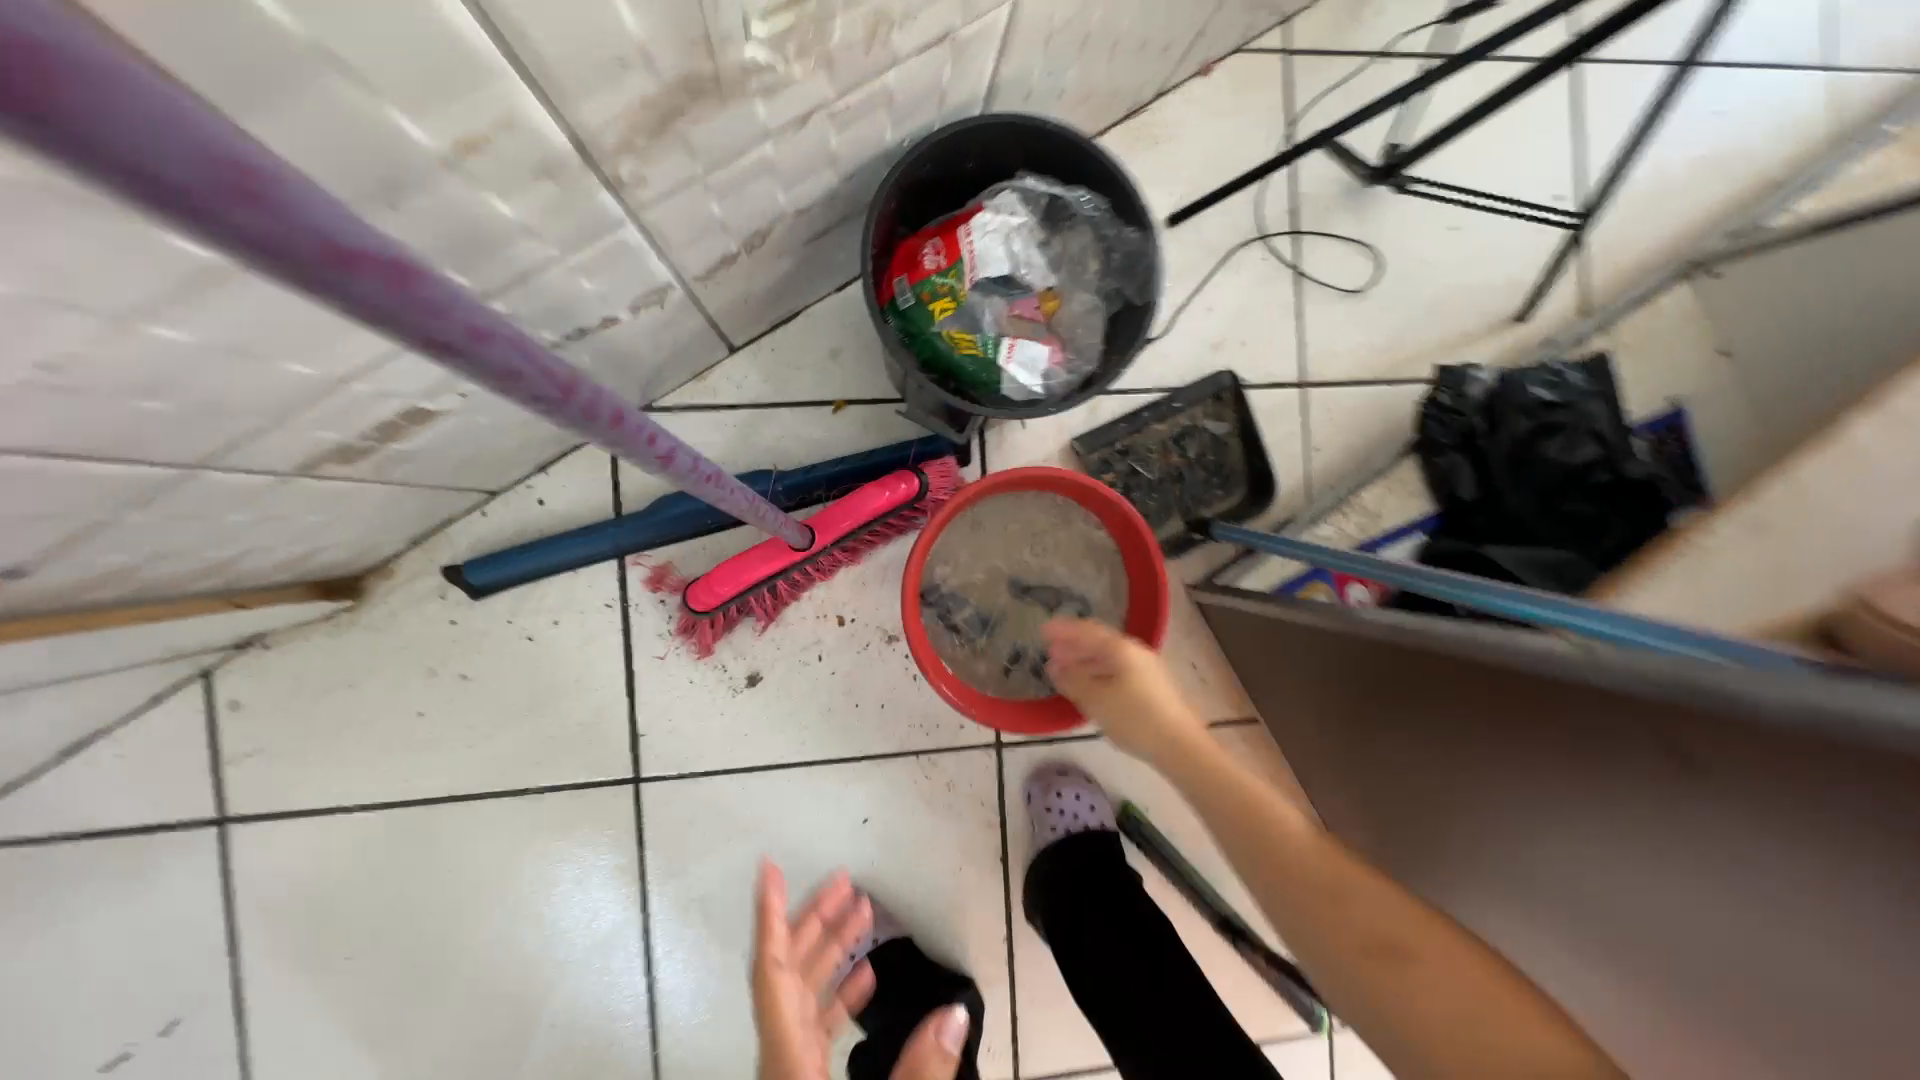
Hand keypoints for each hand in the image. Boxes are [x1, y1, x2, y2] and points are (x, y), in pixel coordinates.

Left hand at [751, 861, 969, 1079]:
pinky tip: (866, 972)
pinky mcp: (804, 1074)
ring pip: (804, 991)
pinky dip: (839, 989)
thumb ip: (919, 1066)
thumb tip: (955, 1014)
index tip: (769, 870)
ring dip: (831, 948)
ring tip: (863, 912)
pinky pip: (816, 1019)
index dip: (771, 915)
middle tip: (844, 881)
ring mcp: (791, 1062)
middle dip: (816, 918)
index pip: (773, 968)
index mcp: (786, 1053)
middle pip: (790, 969)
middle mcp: (781, 1050)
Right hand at [1043, 618, 1206, 766]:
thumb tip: (1054, 666)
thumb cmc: (1134, 718)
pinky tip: (1089, 687)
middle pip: (1099, 643)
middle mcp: (1135, 653)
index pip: (1087, 631)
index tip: (1043, 630)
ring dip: (1085, 662)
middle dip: (1073, 646)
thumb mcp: (1096, 699)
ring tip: (1064, 670)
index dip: (1064, 630)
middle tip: (1050, 650)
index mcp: (1121, 649)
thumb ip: (1072, 680)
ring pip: (1108, 659)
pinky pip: (1117, 672)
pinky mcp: (1151, 689)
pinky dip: (1098, 674)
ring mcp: (1145, 671)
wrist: (1179, 745)